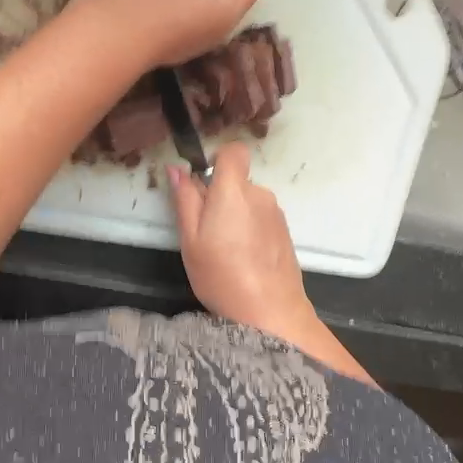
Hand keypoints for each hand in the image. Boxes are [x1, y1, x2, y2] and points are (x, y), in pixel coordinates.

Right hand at [168, 142, 315, 337]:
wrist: (270, 312)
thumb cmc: (222, 276)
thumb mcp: (190, 240)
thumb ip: (185, 200)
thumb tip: (177, 169)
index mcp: (233, 190)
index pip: (233, 151)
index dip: (216, 160)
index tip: (202, 185)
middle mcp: (260, 195)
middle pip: (237, 182)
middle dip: (220, 199)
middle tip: (205, 234)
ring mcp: (276, 214)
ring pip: (248, 204)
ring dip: (234, 219)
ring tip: (224, 254)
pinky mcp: (285, 233)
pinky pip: (260, 221)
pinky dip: (249, 233)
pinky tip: (243, 262)